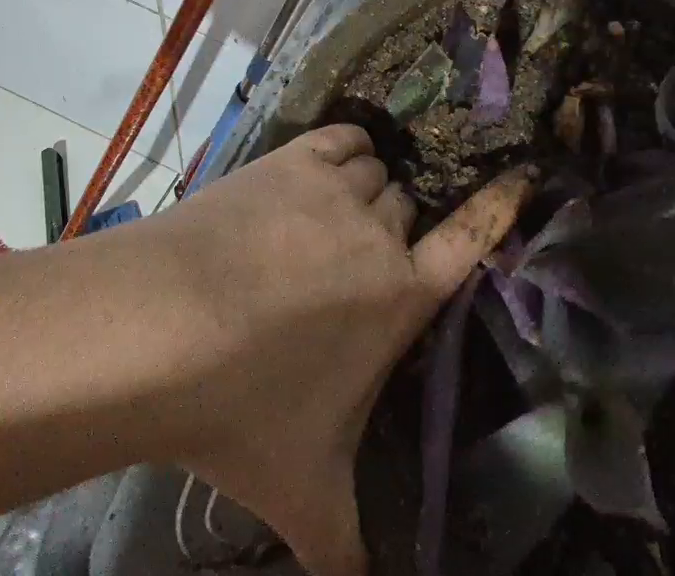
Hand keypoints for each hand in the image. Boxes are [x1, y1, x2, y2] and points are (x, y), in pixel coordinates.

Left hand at [145, 125, 534, 575]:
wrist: (152, 330)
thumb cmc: (241, 409)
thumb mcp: (304, 492)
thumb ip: (346, 552)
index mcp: (401, 296)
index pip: (473, 237)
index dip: (501, 202)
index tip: (522, 171)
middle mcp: (379, 234)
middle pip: (406, 211)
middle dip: (389, 233)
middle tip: (348, 265)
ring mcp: (333, 191)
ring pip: (373, 175)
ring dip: (362, 194)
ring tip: (324, 225)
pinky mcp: (288, 162)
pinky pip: (340, 139)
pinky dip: (343, 150)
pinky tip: (327, 168)